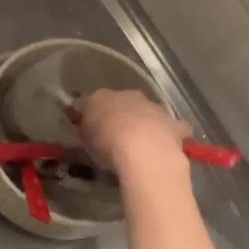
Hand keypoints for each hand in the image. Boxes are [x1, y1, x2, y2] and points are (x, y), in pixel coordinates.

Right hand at [75, 89, 191, 191]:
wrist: (145, 153)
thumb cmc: (107, 145)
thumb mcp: (85, 141)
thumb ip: (81, 129)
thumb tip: (75, 123)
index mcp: (101, 97)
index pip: (86, 101)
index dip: (82, 113)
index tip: (79, 126)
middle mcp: (128, 95)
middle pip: (117, 103)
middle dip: (114, 114)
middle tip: (109, 135)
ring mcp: (153, 107)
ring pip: (143, 111)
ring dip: (139, 121)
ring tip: (135, 143)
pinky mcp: (173, 123)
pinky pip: (170, 125)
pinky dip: (166, 131)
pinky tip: (162, 144)